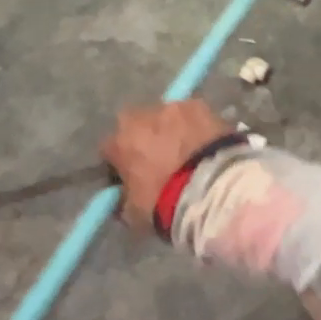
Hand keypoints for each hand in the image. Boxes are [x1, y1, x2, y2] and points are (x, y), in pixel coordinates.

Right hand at [100, 100, 233, 230]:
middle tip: (158, 159)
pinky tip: (204, 143)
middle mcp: (143, 117)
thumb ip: (124, 199)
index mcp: (121, 142)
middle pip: (136, 124)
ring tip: (186, 151)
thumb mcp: (133, 214)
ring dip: (171, 129)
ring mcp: (174, 107)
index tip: (128, 175)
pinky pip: (192, 116)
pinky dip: (195, 126)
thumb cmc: (165, 202)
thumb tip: (123, 196)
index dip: (118, 162)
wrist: (211, 188)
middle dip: (143, 137)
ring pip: (166, 117)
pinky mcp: (201, 105)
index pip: (109, 148)